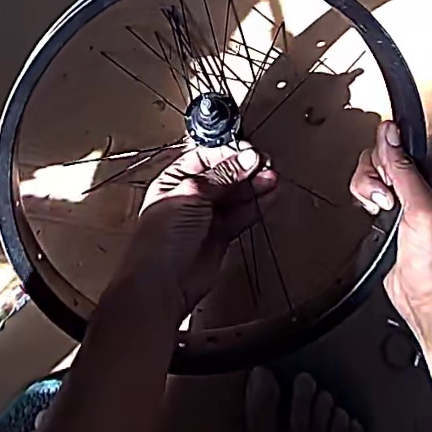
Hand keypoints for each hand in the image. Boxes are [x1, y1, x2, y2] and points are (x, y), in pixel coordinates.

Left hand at [122, 142, 278, 311]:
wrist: (162, 282)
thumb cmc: (160, 237)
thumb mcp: (192, 193)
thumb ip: (222, 176)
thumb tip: (246, 158)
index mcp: (176, 178)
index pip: (206, 157)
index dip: (228, 152)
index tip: (248, 150)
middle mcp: (191, 195)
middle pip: (224, 175)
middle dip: (245, 168)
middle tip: (264, 162)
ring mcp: (206, 216)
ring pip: (235, 195)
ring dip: (254, 185)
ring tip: (272, 177)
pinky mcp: (220, 235)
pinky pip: (241, 215)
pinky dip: (256, 205)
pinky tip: (269, 196)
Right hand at [349, 121, 431, 323]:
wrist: (429, 303)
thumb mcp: (421, 208)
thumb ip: (403, 169)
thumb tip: (390, 133)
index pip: (398, 144)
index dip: (385, 155)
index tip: (384, 176)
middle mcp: (417, 188)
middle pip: (379, 158)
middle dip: (372, 175)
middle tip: (383, 198)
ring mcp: (403, 204)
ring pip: (370, 174)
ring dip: (366, 189)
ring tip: (379, 208)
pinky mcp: (389, 219)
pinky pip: (368, 194)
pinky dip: (364, 200)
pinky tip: (374, 214)